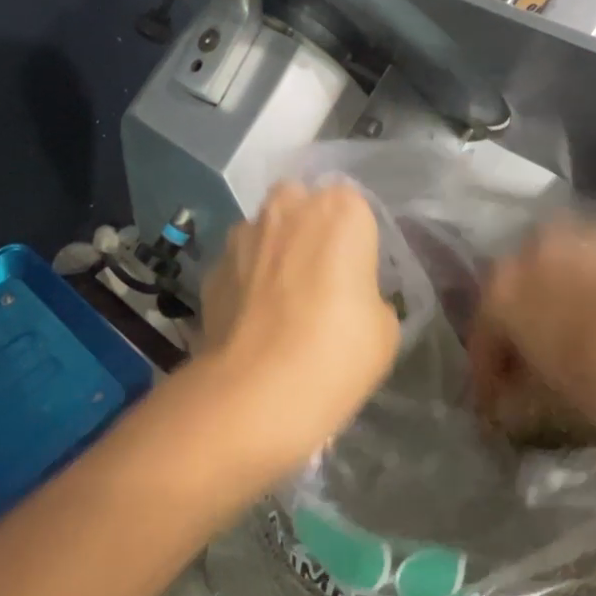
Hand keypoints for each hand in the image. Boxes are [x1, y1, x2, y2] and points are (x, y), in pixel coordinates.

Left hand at [198, 181, 401, 468]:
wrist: (256, 391)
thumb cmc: (336, 353)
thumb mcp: (384, 328)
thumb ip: (368, 295)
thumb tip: (349, 299)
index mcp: (340, 212)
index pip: (354, 208)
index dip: (356, 242)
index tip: (357, 276)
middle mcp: (287, 209)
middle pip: (301, 204)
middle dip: (308, 230)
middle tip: (319, 278)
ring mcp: (242, 237)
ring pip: (263, 231)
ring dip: (272, 253)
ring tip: (281, 302)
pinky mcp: (212, 270)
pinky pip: (237, 267)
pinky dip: (245, 284)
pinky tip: (252, 322)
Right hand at [469, 219, 595, 434]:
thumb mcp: (566, 401)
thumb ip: (523, 397)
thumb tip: (508, 401)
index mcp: (504, 286)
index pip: (480, 336)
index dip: (486, 378)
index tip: (494, 409)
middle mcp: (534, 248)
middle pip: (512, 300)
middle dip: (517, 341)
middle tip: (528, 382)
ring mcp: (585, 237)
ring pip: (550, 284)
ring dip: (551, 320)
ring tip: (568, 363)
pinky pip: (586, 276)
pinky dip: (584, 305)